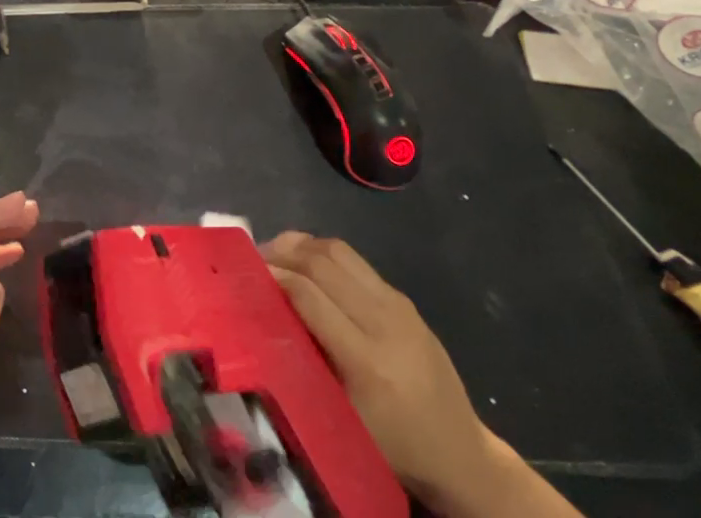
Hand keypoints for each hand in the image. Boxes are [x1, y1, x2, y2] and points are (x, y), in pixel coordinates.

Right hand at [262, 232, 496, 504]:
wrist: (460, 452)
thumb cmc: (388, 441)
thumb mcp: (338, 413)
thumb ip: (302, 360)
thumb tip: (258, 314)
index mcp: (366, 359)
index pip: (308, 295)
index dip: (271, 275)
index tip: (240, 272)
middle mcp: (386, 323)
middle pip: (322, 263)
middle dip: (281, 254)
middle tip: (251, 262)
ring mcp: (400, 308)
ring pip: (339, 251)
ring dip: (301, 247)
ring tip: (275, 259)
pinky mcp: (406, 302)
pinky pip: (355, 262)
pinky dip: (322, 255)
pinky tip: (306, 270)